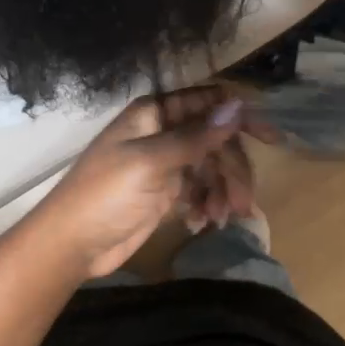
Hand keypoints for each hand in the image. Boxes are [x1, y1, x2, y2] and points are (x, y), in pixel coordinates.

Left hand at [25, 88, 253, 279]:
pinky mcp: (164, 193)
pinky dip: (207, 204)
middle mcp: (161, 132)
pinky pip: (199, 190)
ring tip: (223, 217)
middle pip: (214, 140)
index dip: (239, 116)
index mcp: (153, 113)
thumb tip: (236, 105)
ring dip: (222, 190)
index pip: (206, 103)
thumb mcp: (151, 162)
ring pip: (210, 167)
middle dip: (232, 169)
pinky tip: (206, 222)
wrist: (72, 242)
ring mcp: (164, 163)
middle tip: (241, 201)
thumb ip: (196, 137)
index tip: (272, 138)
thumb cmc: (105, 194)